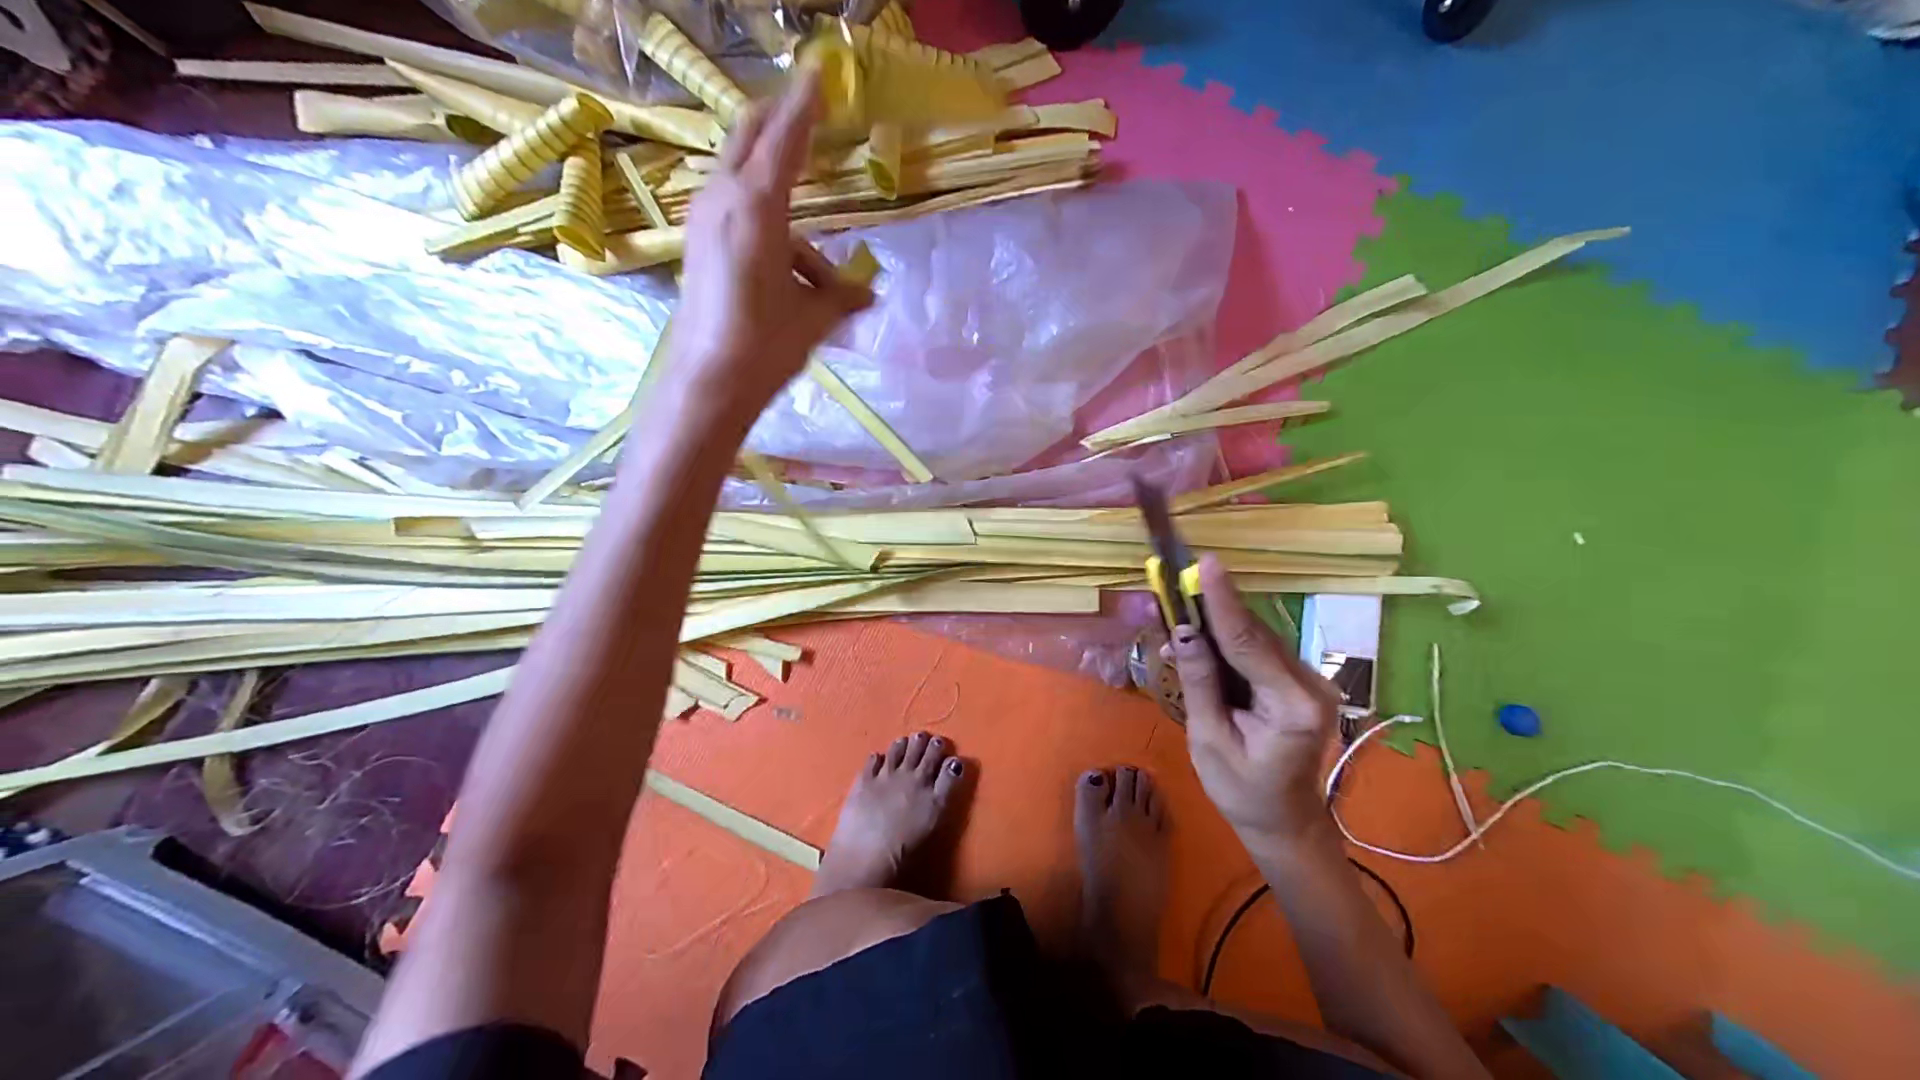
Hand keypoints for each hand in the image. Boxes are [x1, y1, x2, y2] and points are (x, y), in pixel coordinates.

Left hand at [665, 69, 872, 414]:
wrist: (708, 383)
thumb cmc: (765, 346)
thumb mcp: (813, 317)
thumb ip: (840, 296)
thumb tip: (867, 292)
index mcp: (756, 208)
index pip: (784, 139)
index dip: (804, 106)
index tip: (817, 74)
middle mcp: (724, 202)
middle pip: (748, 138)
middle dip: (777, 122)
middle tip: (805, 111)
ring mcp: (705, 222)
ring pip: (743, 180)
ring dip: (775, 186)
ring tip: (815, 250)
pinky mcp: (699, 245)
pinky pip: (734, 209)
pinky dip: (764, 218)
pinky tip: (792, 264)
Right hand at [1170, 555, 1342, 841]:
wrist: (1285, 822)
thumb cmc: (1242, 792)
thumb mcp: (1209, 740)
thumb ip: (1200, 683)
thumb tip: (1182, 633)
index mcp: (1291, 706)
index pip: (1249, 642)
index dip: (1223, 601)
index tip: (1205, 563)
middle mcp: (1310, 684)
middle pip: (1253, 634)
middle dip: (1212, 610)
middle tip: (1172, 590)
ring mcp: (1310, 681)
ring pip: (1255, 637)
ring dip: (1217, 626)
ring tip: (1178, 617)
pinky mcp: (1300, 681)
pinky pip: (1258, 650)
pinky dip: (1228, 643)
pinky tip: (1200, 646)